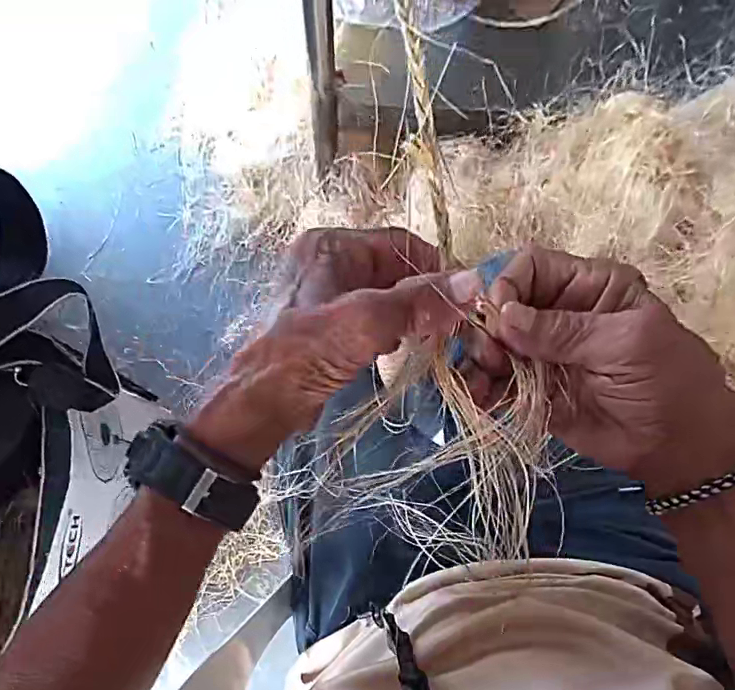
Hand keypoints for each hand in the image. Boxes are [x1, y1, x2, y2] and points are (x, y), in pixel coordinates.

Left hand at [188, 228, 463, 469]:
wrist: (262, 401)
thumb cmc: (307, 353)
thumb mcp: (368, 321)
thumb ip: (419, 301)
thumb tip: (472, 283)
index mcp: (330, 245)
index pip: (399, 242)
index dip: (433, 268)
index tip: (458, 299)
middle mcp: (324, 263)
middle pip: (392, 270)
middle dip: (419, 298)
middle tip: (442, 326)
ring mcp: (321, 297)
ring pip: (381, 298)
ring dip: (405, 318)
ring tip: (419, 341)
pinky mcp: (321, 328)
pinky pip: (366, 321)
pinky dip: (385, 333)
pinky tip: (391, 351)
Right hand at [482, 246, 734, 497]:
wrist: (672, 444)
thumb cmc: (665, 381)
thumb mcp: (624, 343)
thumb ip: (564, 330)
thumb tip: (504, 316)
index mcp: (587, 288)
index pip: (531, 268)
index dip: (507, 286)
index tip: (499, 319)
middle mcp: (556, 316)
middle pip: (501, 307)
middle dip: (486, 330)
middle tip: (492, 358)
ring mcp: (540, 356)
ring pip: (490, 346)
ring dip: (477, 361)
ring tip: (481, 384)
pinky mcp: (529, 391)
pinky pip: (493, 383)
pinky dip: (480, 390)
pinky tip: (479, 400)